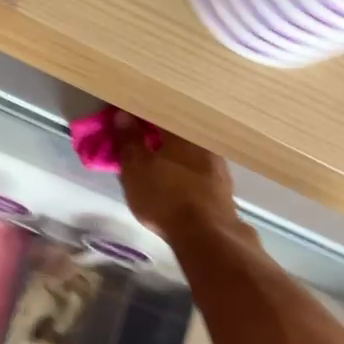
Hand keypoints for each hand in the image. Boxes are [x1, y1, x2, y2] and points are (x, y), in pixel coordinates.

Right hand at [116, 118, 238, 237]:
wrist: (207, 232)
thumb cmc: (165, 197)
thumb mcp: (136, 170)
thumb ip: (129, 141)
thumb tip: (123, 114)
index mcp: (181, 129)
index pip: (157, 111)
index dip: (138, 113)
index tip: (123, 117)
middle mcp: (203, 138)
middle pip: (175, 127)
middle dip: (155, 130)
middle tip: (136, 137)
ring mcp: (216, 159)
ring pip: (188, 145)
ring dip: (171, 147)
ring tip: (155, 156)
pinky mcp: (221, 180)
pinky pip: (196, 162)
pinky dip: (182, 163)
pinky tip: (175, 174)